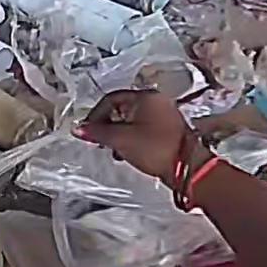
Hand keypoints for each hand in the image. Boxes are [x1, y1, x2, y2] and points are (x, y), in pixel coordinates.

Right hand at [74, 89, 203, 188]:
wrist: (188, 169)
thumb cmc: (154, 149)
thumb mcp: (120, 139)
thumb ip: (97, 132)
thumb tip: (77, 128)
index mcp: (146, 97)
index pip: (111, 99)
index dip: (95, 114)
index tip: (88, 130)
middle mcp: (156, 101)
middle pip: (121, 109)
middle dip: (106, 125)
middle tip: (99, 140)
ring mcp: (164, 115)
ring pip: (131, 120)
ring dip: (118, 133)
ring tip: (114, 149)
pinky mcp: (168, 129)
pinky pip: (142, 128)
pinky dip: (130, 137)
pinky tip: (127, 151)